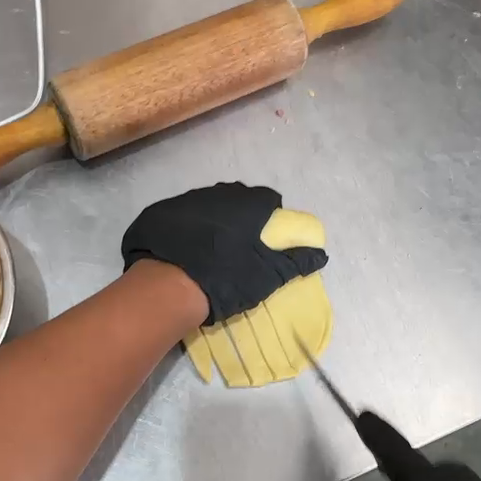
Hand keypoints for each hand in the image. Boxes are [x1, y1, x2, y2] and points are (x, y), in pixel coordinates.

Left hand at [121, 183, 326, 324]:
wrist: (169, 286)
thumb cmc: (227, 279)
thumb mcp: (268, 275)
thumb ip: (296, 261)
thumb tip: (320, 254)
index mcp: (248, 204)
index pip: (267, 200)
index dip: (270, 216)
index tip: (266, 236)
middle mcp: (218, 194)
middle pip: (236, 199)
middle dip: (241, 215)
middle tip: (238, 244)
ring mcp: (186, 200)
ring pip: (206, 205)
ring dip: (212, 220)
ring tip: (209, 248)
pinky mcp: (159, 212)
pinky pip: (179, 216)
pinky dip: (185, 228)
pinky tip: (183, 249)